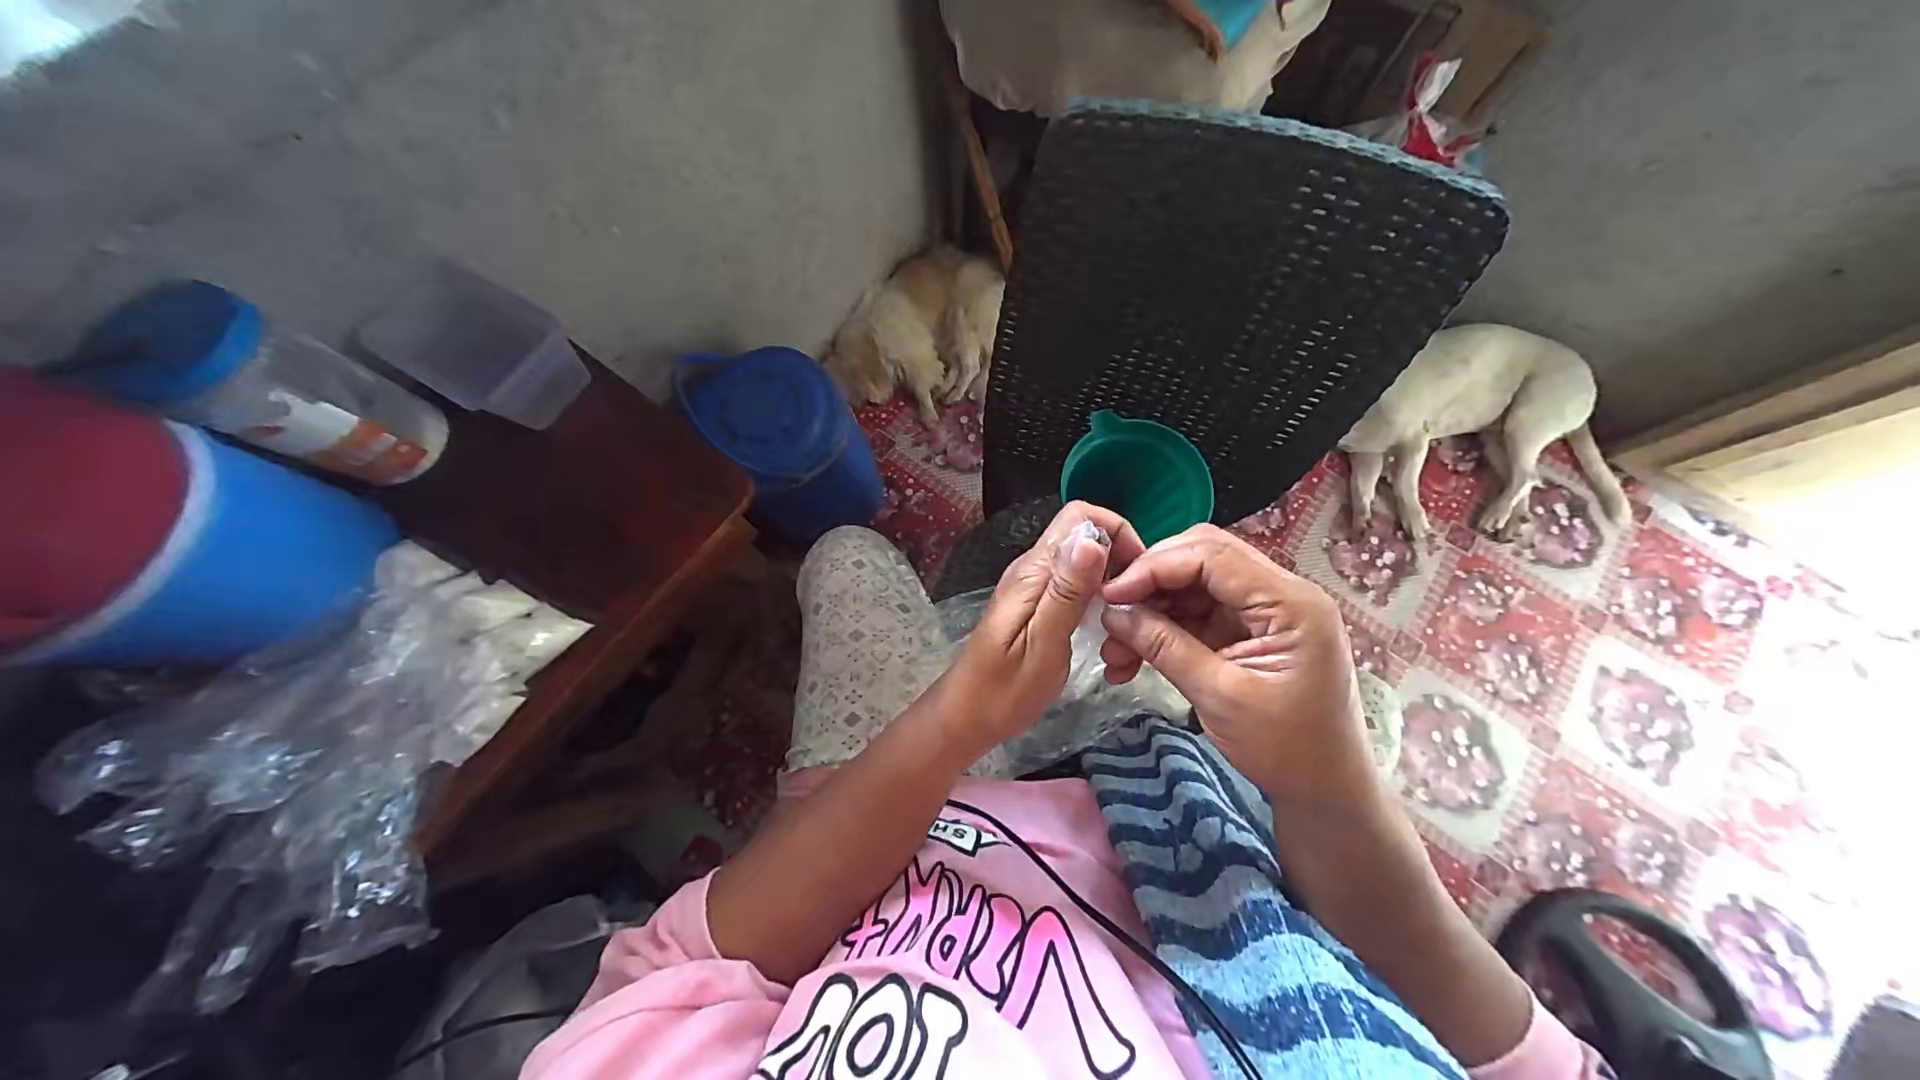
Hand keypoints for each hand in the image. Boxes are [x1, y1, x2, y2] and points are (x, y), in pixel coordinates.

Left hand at [942, 501, 1145, 754]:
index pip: (1080, 516)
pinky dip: (1099, 603)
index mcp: (1034, 571)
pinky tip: (1106, 635)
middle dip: (1122, 563)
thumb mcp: (1042, 644)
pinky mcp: (1038, 605)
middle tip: (1138, 609)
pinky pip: (1076, 587)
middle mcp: (1034, 569)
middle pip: (1088, 537)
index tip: (1139, 576)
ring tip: (1125, 627)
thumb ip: (1067, 592)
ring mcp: (1035, 587)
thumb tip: (1092, 539)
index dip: (1118, 533)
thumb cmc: (1004, 690)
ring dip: (1113, 587)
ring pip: (1086, 564)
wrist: (966, 717)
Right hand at [1098, 524, 1377, 809]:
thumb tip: (1113, 612)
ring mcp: (1265, 610)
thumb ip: (1165, 646)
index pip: (1212, 555)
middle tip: (1111, 612)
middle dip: (1150, 582)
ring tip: (1115, 649)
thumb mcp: (1219, 696)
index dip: (1154, 567)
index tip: (1111, 595)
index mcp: (1290, 602)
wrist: (1326, 789)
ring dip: (1152, 610)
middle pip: (1202, 558)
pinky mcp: (1250, 629)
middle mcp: (1281, 593)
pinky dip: (1164, 628)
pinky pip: (1198, 612)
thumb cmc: (1286, 749)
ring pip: (1193, 585)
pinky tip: (1134, 654)